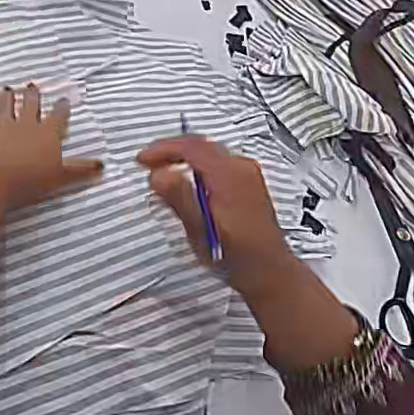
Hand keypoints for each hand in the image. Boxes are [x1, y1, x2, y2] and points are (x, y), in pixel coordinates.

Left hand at [0, 83, 102, 225]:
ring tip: (8, 89)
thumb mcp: (61, 176)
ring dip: (7, 98)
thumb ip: (81, 169)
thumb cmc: (31, 179)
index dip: (61, 108)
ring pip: (5, 108)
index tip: (63, 100)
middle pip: (30, 106)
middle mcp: (26, 125)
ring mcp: (2, 128)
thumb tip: (102, 165)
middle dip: (32, 95)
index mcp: (47, 133)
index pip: (57, 117)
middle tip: (32, 85)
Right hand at [139, 135, 357, 370]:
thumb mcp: (200, 231)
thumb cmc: (239, 257)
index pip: (191, 147)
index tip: (144, 159)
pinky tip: (187, 180)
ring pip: (209, 151)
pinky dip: (198, 164)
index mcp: (229, 176)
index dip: (162, 149)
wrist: (268, 270)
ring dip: (184, 157)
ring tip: (163, 171)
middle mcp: (242, 169)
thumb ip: (179, 198)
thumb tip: (159, 175)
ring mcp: (248, 173)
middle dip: (171, 150)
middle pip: (200, 144)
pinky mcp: (249, 181)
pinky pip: (218, 161)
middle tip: (149, 162)